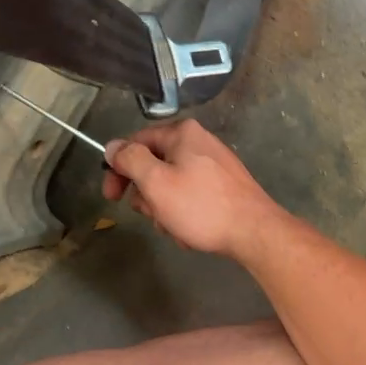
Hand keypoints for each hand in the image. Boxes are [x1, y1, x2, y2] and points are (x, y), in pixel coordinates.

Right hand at [104, 119, 284, 256]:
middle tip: (155, 215)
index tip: (111, 197)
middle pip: (154, 165)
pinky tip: (192, 231)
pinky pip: (190, 196)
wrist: (254, 231)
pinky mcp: (223, 185)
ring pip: (171, 185)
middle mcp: (199, 141)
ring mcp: (213, 163)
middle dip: (148, 196)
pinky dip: (184, 214)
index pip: (136, 142)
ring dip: (165, 209)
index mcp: (182, 133)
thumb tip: (112, 146)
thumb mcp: (156, 182)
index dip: (118, 169)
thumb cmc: (201, 206)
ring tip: (177, 227)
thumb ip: (130, 160)